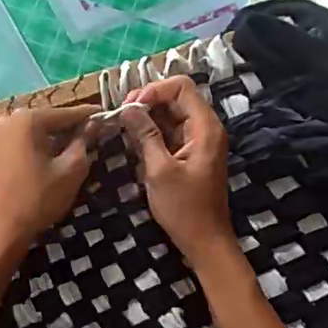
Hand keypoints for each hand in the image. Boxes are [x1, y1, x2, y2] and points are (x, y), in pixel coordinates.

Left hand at [0, 105, 99, 261]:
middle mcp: (5, 122)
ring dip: (45, 141)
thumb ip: (83, 142)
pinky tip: (38, 166)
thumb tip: (92, 125)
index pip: (66, 114)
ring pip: (27, 135)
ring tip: (64, 153)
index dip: (88, 116)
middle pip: (44, 122)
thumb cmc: (39, 198)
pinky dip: (28, 151)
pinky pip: (13, 147)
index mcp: (27, 120)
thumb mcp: (71, 170)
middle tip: (87, 137)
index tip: (105, 116)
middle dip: (65, 129)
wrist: (0, 230)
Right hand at [118, 77, 234, 263]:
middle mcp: (205, 128)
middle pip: (176, 97)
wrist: (204, 240)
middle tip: (121, 116)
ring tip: (123, 128)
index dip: (154, 90)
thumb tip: (128, 109)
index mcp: (205, 127)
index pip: (181, 87)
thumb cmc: (183, 208)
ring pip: (171, 114)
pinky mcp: (191, 153)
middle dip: (147, 102)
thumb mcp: (159, 169)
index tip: (130, 106)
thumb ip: (145, 135)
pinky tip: (134, 143)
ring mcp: (199, 140)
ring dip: (147, 117)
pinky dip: (153, 132)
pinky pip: (171, 131)